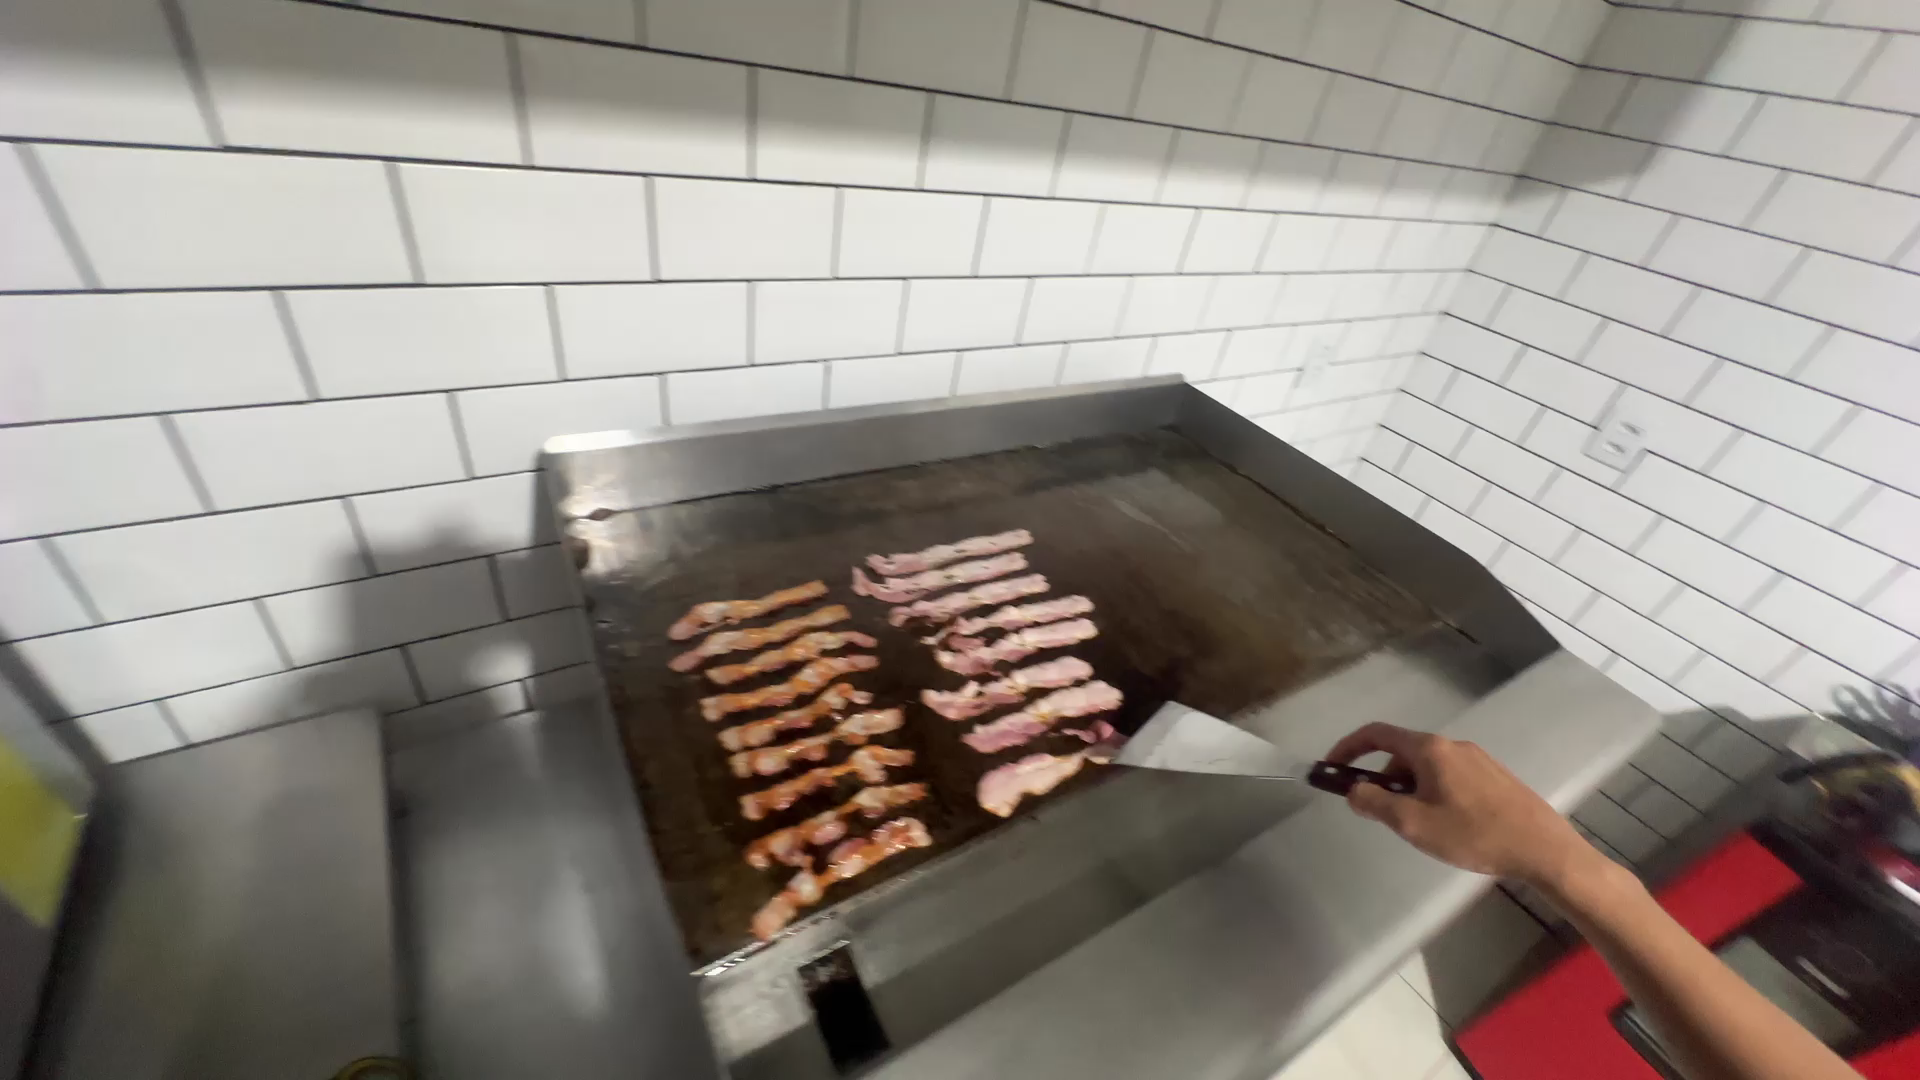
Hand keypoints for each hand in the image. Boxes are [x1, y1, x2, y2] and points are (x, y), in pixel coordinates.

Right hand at [1325, 722, 1599, 889]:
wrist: (1549, 854)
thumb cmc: (1475, 835)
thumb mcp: (1413, 824)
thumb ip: (1373, 803)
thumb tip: (1354, 791)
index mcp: (1429, 749)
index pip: (1375, 734)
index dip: (1348, 747)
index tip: (1333, 768)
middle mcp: (1453, 745)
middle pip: (1401, 753)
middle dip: (1383, 778)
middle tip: (1382, 812)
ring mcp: (1479, 760)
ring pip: (1427, 767)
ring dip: (1410, 788)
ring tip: (1420, 824)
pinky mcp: (1498, 778)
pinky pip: (1451, 776)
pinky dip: (1435, 792)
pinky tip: (1450, 825)